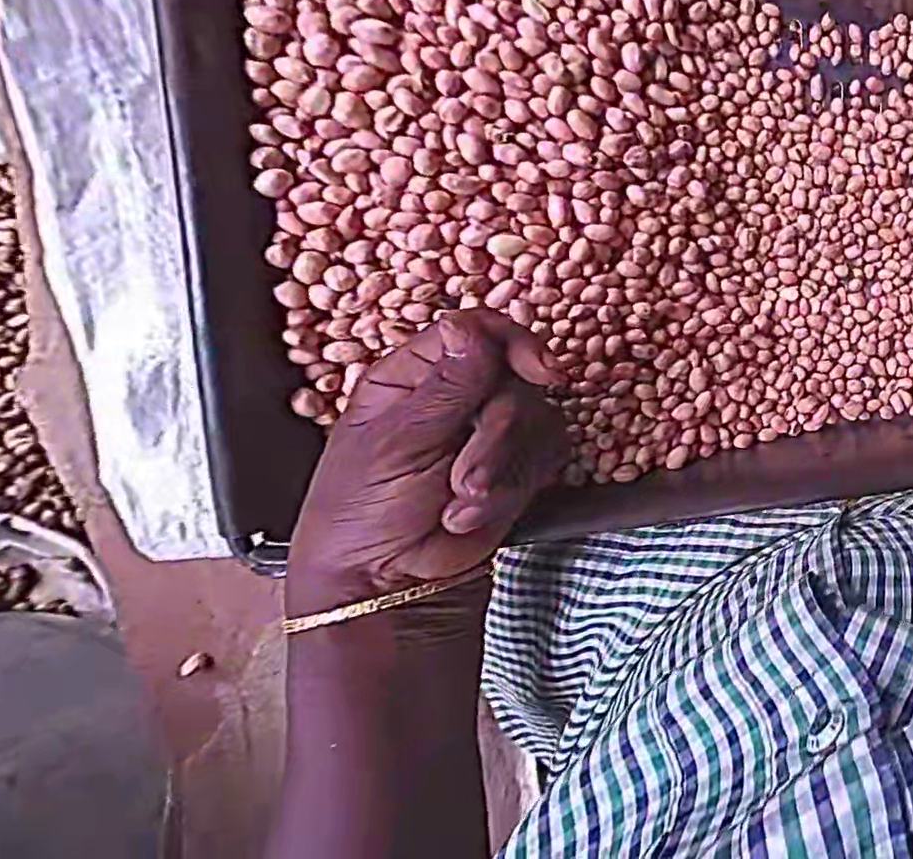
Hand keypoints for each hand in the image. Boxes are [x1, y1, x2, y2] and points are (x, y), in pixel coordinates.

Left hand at [286, 309, 569, 614]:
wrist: (392, 586)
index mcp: (413, 377)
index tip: (540, 370)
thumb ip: (447, 385)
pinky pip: (546, 454)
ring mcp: (493, 428)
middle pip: (516, 377)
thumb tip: (470, 326)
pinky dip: (515, 486)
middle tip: (467, 475)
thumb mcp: (397, 444)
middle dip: (498, 431)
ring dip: (503, 466)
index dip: (513, 343)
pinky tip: (474, 511)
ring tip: (461, 503)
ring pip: (537, 417)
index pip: (476, 331)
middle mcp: (459, 394)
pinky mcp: (521, 461)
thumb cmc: (366, 513)